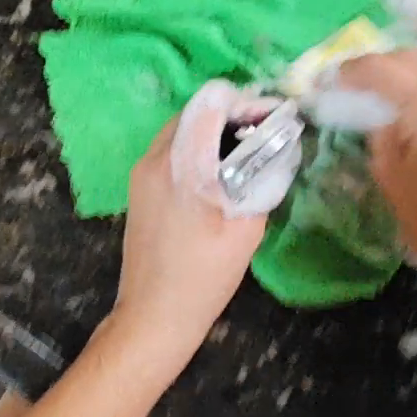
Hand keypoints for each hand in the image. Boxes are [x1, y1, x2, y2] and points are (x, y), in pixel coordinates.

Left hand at [107, 111, 266, 368]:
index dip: (245, 101)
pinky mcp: (139, 189)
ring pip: (181, 130)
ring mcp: (141, 173)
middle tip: (266, 133)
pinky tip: (221, 174)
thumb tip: (277, 148)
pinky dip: (197, 149)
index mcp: (180, 165)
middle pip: (194, 111)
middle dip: (232, 115)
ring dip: (214, 132)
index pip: (210, 102)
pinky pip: (171, 151)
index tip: (272, 118)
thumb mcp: (245, 229)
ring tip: (248, 152)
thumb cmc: (203, 277)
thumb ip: (262, 180)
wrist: (153, 315)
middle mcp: (154, 159)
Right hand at [339, 49, 416, 305]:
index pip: (385, 70)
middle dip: (380, 64)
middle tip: (355, 80)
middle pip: (414, 56)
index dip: (353, 70)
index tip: (332, 77)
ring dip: (409, 65)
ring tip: (386, 83)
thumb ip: (378, 125)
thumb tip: (369, 101)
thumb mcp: (387, 170)